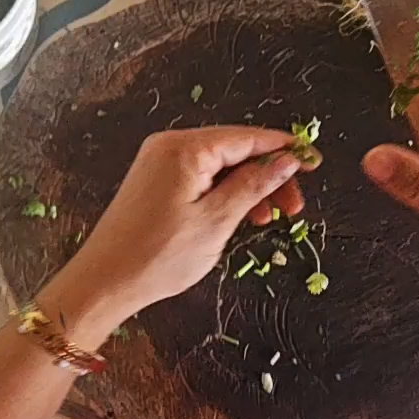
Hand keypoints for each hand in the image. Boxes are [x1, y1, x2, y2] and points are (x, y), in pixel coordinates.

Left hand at [41, 127, 310, 344]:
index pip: (247, 137)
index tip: (314, 163)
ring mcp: (159, 164)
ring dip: (248, 189)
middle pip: (234, 150)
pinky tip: (239, 218)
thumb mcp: (217, 220)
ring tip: (268, 221)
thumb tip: (287, 160)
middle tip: (293, 209)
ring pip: (219, 167)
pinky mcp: (154, 183)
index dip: (284, 149)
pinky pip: (200, 179)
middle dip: (267, 175)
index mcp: (185, 148)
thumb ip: (254, 186)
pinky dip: (223, 195)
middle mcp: (170, 146)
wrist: (104, 281)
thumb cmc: (158, 255)